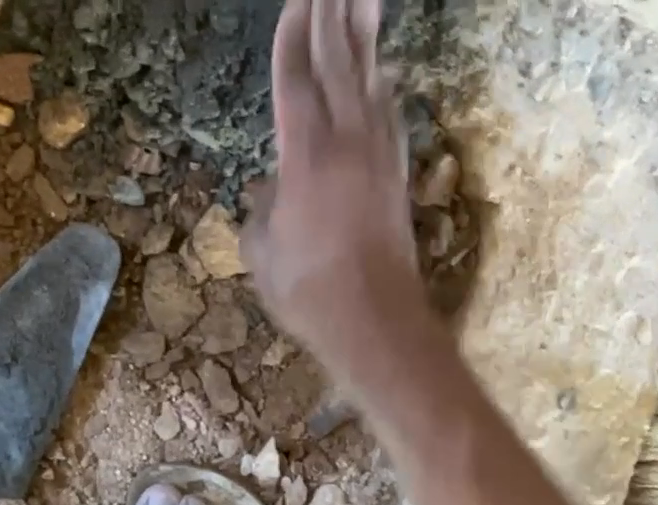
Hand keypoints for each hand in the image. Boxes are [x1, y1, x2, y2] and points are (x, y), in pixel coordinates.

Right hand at [243, 0, 423, 353]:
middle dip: (334, 16)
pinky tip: (384, 75)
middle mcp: (346, 144)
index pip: (296, 80)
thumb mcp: (263, 255)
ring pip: (370, 84)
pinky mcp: (396, 178)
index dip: (294, 36)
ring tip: (365, 1)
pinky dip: (384, 90)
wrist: (376, 321)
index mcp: (304, 158)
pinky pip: (389, 118)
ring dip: (365, 40)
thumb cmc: (309, 293)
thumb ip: (261, 214)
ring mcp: (377, 158)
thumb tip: (267, 192)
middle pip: (339, 65)